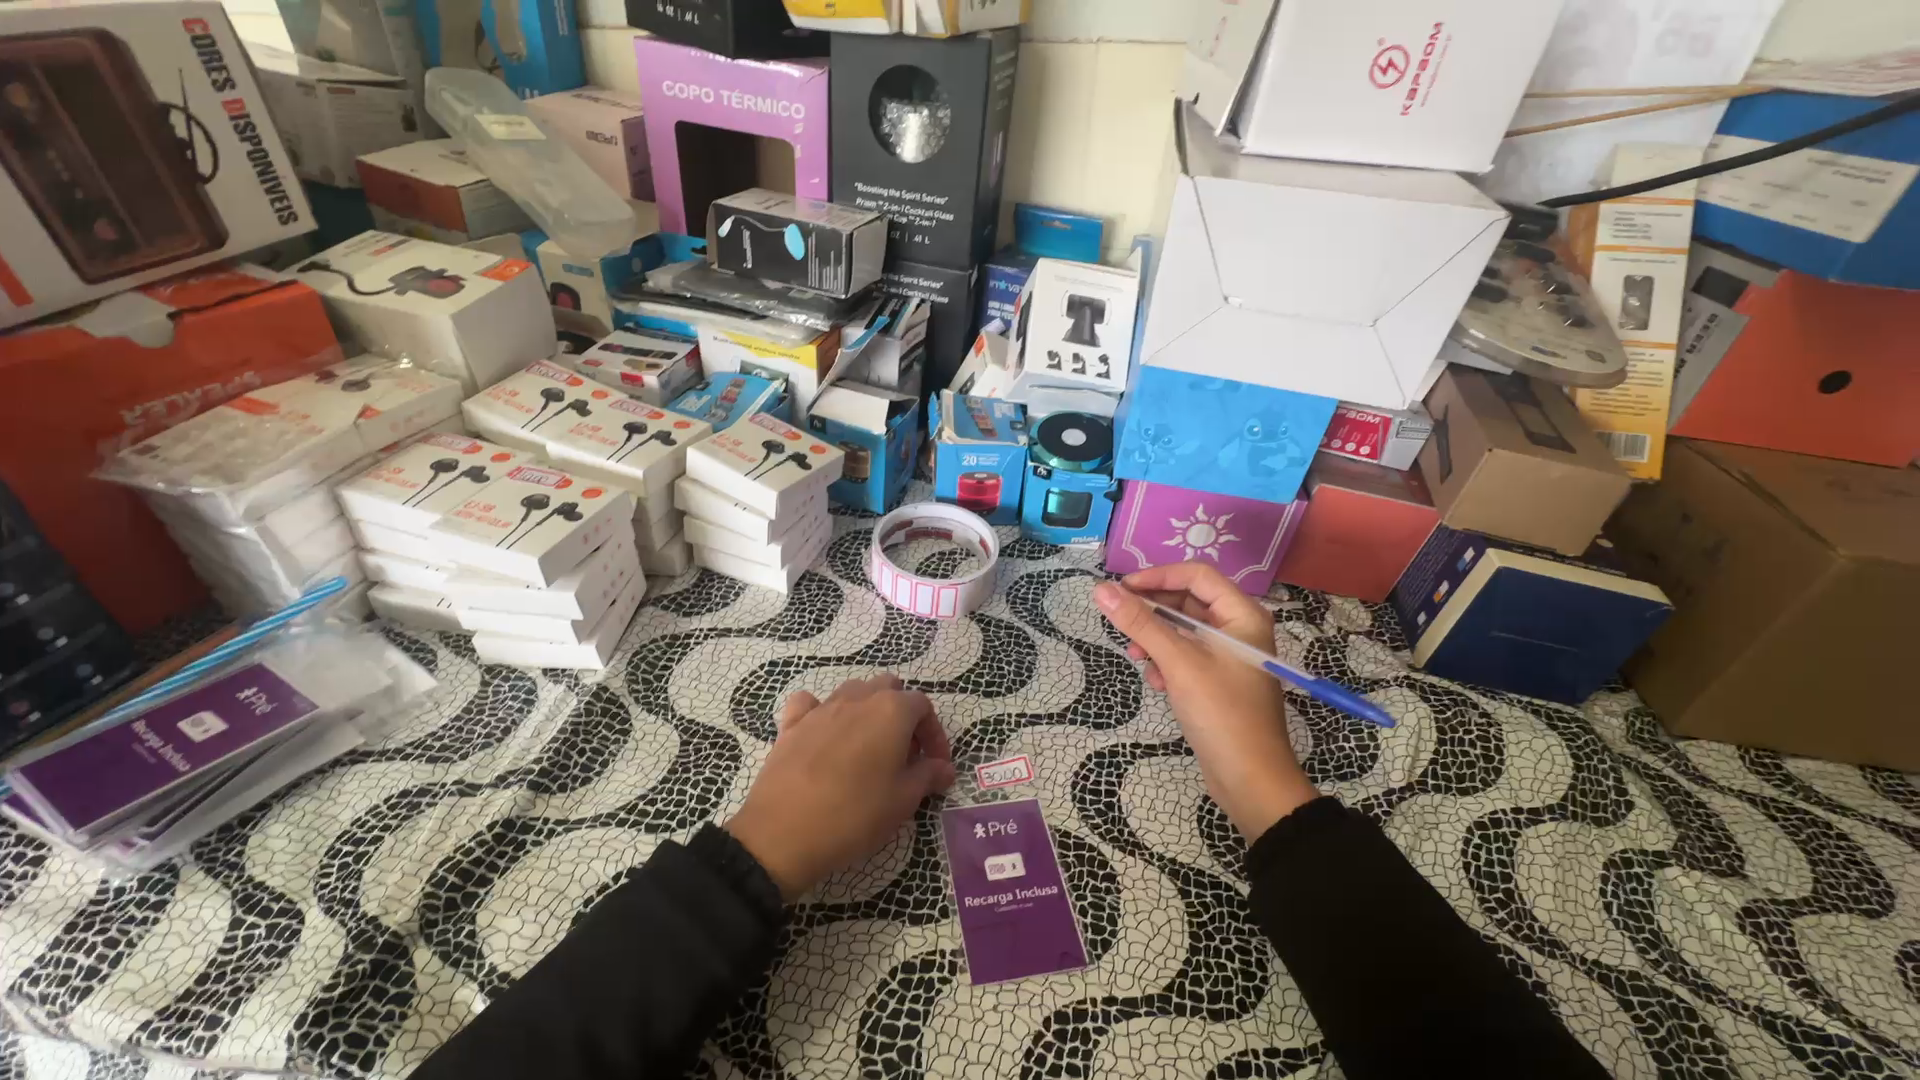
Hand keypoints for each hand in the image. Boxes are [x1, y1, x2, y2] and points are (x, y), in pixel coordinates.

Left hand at [726, 675, 955, 900]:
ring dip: (868, 711)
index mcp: (891, 712)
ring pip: (853, 692)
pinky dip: (821, 713)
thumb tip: (944, 768)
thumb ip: (928, 776)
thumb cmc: (854, 815)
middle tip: (904, 755)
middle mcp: (857, 699)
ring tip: (869, 748)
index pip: (923, 706)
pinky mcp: (791, 725)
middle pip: (889, 688)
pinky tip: (823, 736)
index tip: (936, 766)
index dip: (935, 735)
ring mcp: (821, 708)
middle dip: (902, 715)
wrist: (783, 834)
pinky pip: (810, 704)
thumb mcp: (902, 801)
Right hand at [1094, 564, 1318, 840]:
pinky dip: (1167, 662)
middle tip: (1121, 621)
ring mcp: (1230, 657)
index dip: (1157, 576)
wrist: (1250, 779)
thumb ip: (1140, 622)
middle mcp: (1240, 629)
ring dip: (1156, 638)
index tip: (1121, 588)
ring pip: (1184, 631)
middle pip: (1189, 601)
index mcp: (1242, 615)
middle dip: (1153, 611)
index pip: (1196, 575)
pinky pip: (1186, 656)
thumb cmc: (1221, 712)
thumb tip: (1101, 589)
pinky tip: (1156, 682)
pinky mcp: (1219, 681)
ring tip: (1136, 655)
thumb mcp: (1177, 662)